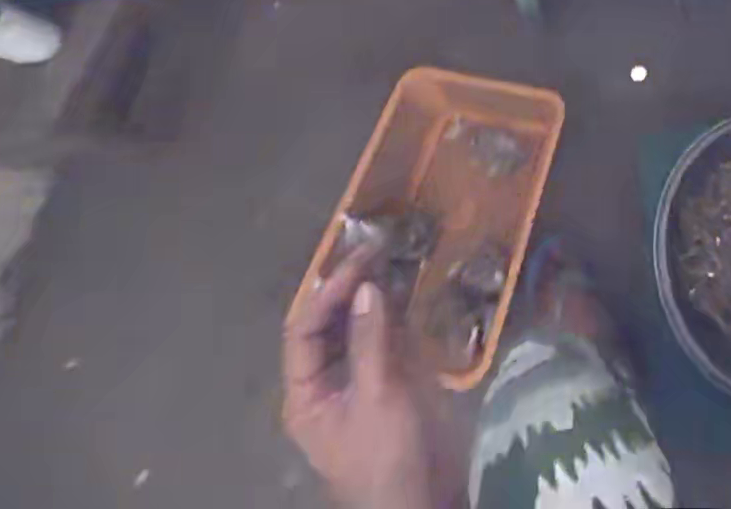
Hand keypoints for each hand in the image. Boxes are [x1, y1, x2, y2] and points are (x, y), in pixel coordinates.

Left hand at [282, 246, 446, 508]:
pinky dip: (392, 306)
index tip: (357, 263)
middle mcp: (326, 379)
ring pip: (356, 321)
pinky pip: (383, 331)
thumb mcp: (378, 398)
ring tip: (389, 253)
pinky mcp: (388, 374)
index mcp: (306, 394)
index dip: (327, 293)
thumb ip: (371, 340)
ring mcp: (358, 375)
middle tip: (374, 246)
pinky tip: (406, 281)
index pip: (305, 330)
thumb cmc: (388, 459)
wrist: (425, 501)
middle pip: (328, 321)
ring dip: (370, 289)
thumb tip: (367, 285)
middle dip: (347, 284)